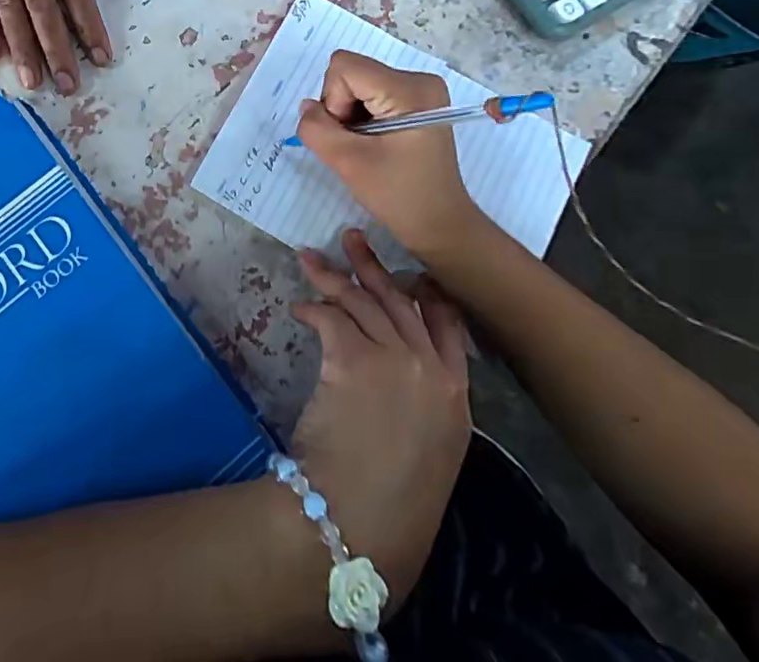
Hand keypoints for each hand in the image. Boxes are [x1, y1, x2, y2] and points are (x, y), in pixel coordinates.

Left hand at [288, 229, 472, 604]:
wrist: (366, 519)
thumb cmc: (395, 497)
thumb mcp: (428, 448)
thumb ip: (421, 405)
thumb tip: (395, 381)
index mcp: (457, 394)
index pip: (449, 325)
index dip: (428, 292)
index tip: (411, 272)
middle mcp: (431, 369)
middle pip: (401, 302)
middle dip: (375, 268)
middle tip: (354, 239)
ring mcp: (396, 360)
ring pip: (364, 303)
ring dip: (335, 277)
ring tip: (312, 259)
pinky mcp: (354, 359)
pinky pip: (333, 319)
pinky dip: (315, 309)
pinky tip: (301, 308)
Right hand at [295, 51, 482, 254]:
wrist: (438, 221)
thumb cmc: (398, 194)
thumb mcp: (347, 162)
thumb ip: (316, 129)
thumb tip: (307, 107)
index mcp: (408, 89)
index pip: (343, 67)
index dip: (332, 101)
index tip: (349, 136)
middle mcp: (418, 79)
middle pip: (351, 73)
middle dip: (341, 108)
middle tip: (357, 145)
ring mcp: (420, 90)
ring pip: (357, 84)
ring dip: (350, 116)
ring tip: (366, 147)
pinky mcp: (417, 103)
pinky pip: (371, 95)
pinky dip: (362, 118)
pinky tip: (374, 144)